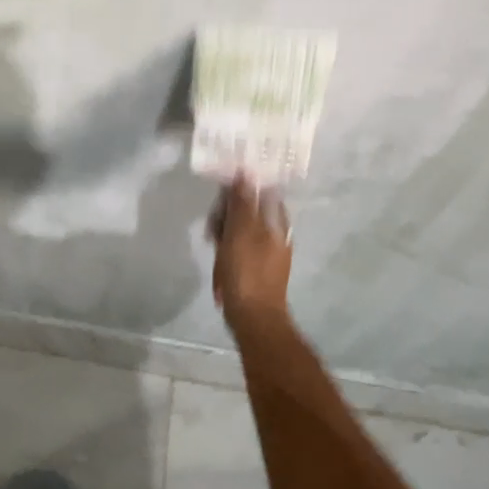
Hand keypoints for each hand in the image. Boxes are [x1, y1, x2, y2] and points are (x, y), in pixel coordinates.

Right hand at [208, 177, 292, 314]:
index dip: (238, 190)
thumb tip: (245, 172)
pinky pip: (240, 248)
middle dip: (227, 214)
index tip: (220, 197)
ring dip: (225, 232)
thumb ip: (242, 203)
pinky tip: (218, 261)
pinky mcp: (257, 267)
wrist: (253, 317)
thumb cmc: (246, 272)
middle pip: (249, 210)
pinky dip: (228, 249)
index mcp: (276, 222)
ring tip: (213, 245)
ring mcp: (267, 251)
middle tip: (213, 227)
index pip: (259, 192)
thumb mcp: (240, 233)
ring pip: (242, 229)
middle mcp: (276, 233)